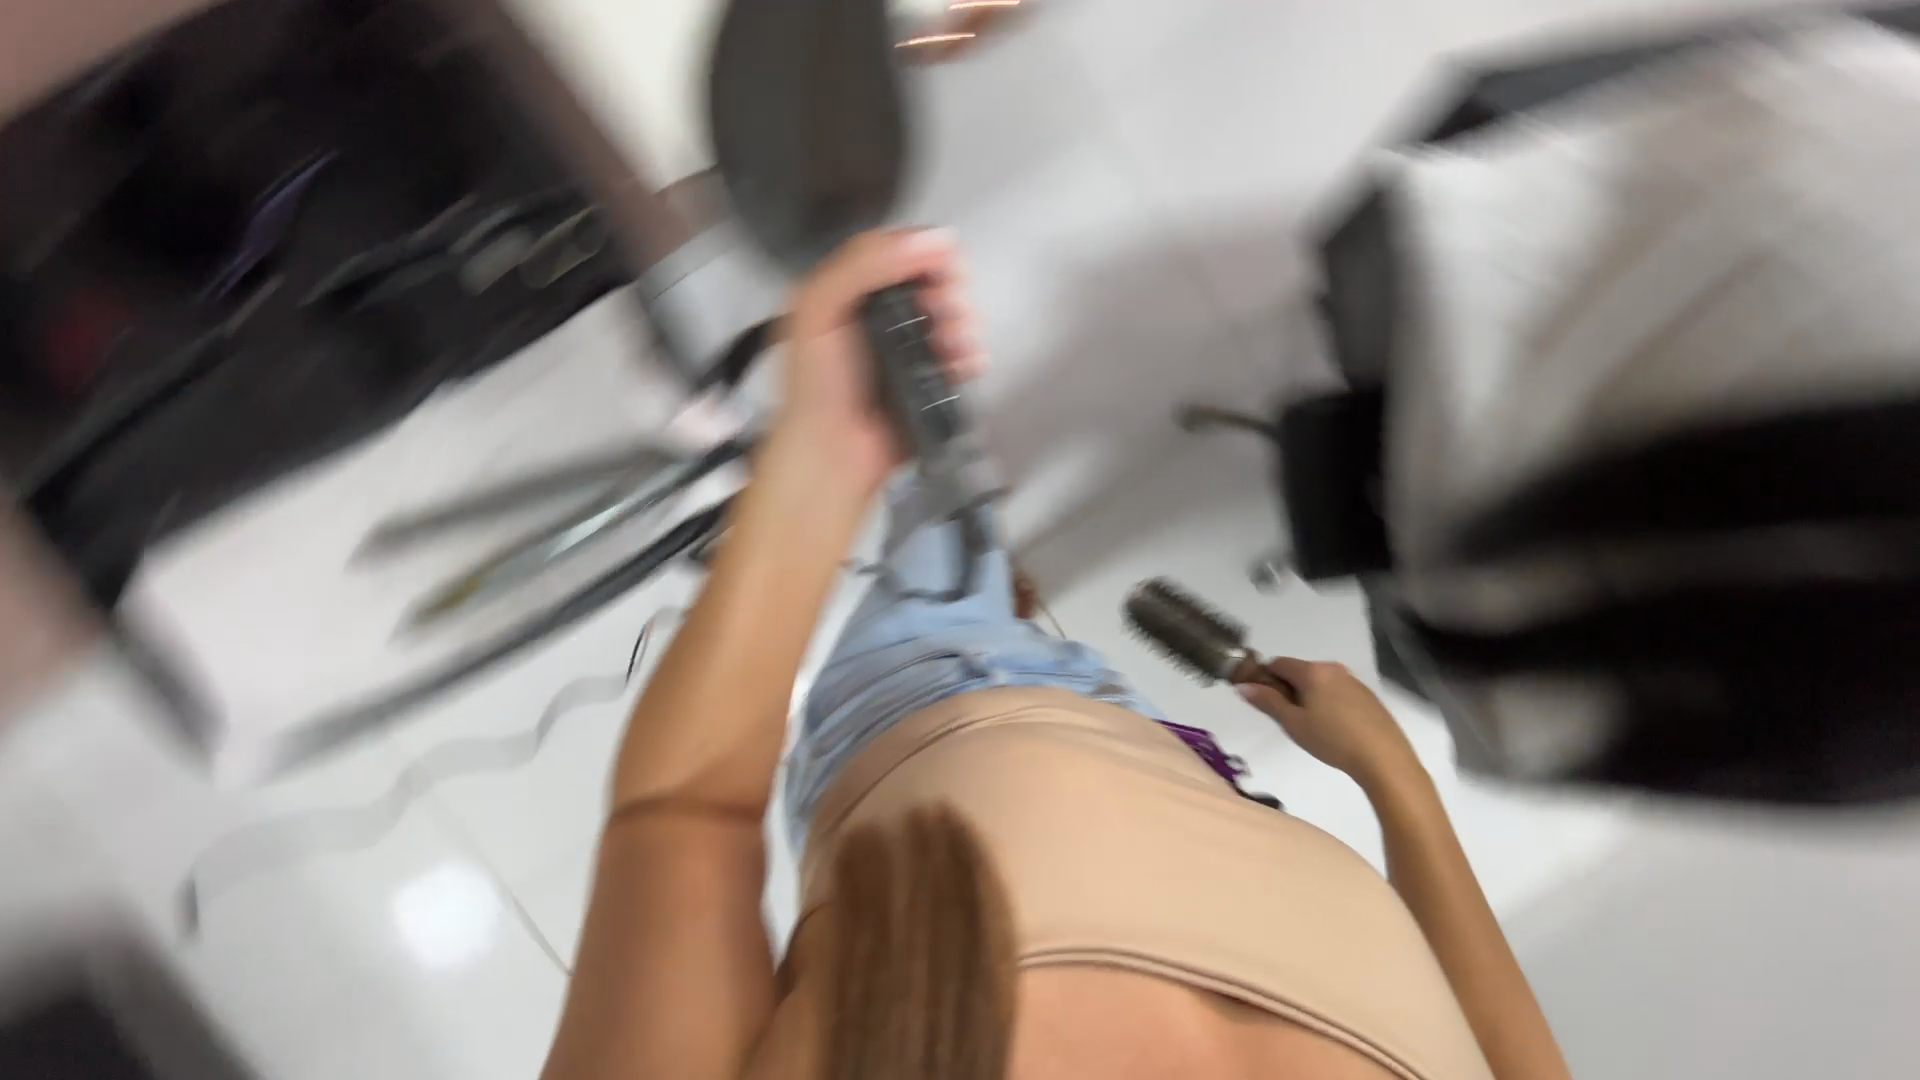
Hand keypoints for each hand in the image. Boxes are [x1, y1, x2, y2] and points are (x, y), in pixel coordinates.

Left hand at [773, 228, 985, 495]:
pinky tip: (968, 363)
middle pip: (934, 281)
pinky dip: (972, 354)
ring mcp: (911, 348)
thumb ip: (864, 264)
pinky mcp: (933, 380)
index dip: (925, 252)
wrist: (833, 454)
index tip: (942, 267)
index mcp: (852, 289)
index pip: (899, 251)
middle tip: (944, 313)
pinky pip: (964, 355)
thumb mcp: (820, 308)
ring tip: (954, 345)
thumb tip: (934, 239)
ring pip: (955, 316)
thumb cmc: (819, 382)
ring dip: (964, 323)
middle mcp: (884, 314)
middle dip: (949, 291)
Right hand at [1236, 659, 1419, 785]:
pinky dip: (1329, 703)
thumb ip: (1267, 701)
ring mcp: (1355, 682)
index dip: (1265, 678)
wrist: (1385, 760)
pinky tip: (1335, 728)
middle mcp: (1334, 669)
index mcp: (1313, 671)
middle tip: (1287, 718)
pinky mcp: (1369, 697)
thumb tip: (1242, 686)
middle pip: (1300, 672)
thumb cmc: (1332, 739)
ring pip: (1320, 683)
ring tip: (1312, 727)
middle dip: (1288, 689)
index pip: (1278, 663)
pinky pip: (1338, 692)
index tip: (1263, 700)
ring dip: (1309, 697)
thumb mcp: (1293, 723)